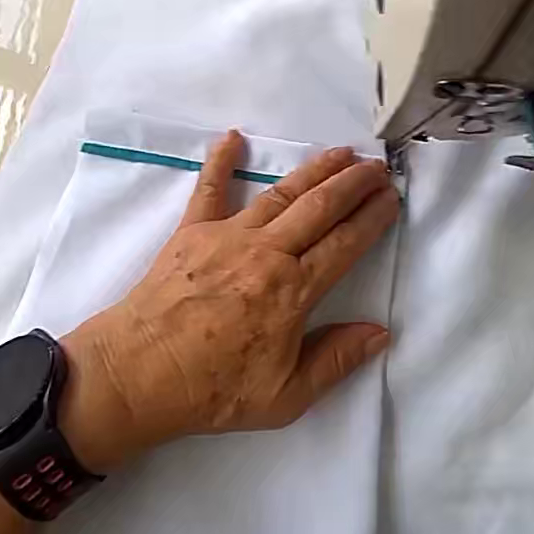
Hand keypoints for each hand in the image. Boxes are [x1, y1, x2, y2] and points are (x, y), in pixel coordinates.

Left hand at [57, 131, 399, 473]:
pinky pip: (209, 189)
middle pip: (319, 209)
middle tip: (377, 166)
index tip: (391, 198)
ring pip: (279, 194)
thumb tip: (380, 331)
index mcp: (293, 291)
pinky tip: (233, 138)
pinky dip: (221, 161)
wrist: (142, 371)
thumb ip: (336, 360)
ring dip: (313, 171)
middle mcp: (266, 254)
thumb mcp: (286, 396)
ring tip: (340, 152)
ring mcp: (226, 237)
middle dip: (353, 184)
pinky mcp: (190, 232)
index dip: (372, 219)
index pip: (345, 245)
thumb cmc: (214, 389)